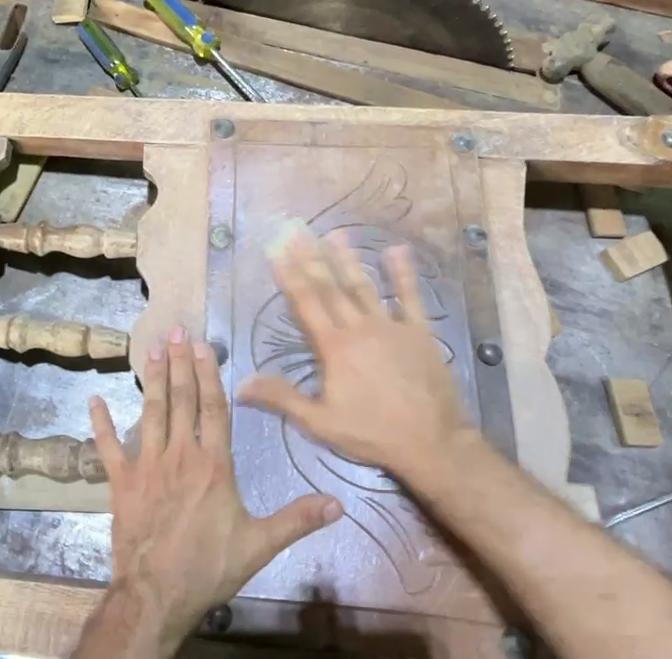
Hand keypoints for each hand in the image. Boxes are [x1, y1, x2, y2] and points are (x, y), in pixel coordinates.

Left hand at [86, 325, 341, 649]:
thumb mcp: (260, 544)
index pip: (213, 408)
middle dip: (179, 363)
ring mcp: (147, 465)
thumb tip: (338, 503)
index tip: (203, 345)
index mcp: (214, 464)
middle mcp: (180, 454)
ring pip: (150, 412)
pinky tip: (94, 399)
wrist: (157, 594)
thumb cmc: (210, 567)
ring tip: (151, 350)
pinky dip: (100, 423)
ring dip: (151, 380)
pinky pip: (107, 447)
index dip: (208, 373)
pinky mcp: (121, 482)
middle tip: (175, 331)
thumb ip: (298, 519)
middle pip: (180, 400)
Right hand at [239, 229, 478, 487]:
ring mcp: (391, 326)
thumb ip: (281, 398)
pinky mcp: (419, 332)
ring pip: (363, 285)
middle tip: (296, 229)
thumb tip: (240, 385)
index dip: (289, 275)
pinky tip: (396, 250)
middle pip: (330, 286)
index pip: (306, 303)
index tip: (276, 249)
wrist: (431, 442)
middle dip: (311, 257)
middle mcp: (359, 327)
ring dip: (347, 258)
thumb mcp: (320, 422)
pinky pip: (410, 297)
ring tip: (334, 233)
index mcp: (334, 346)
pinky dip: (402, 273)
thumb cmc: (372, 433)